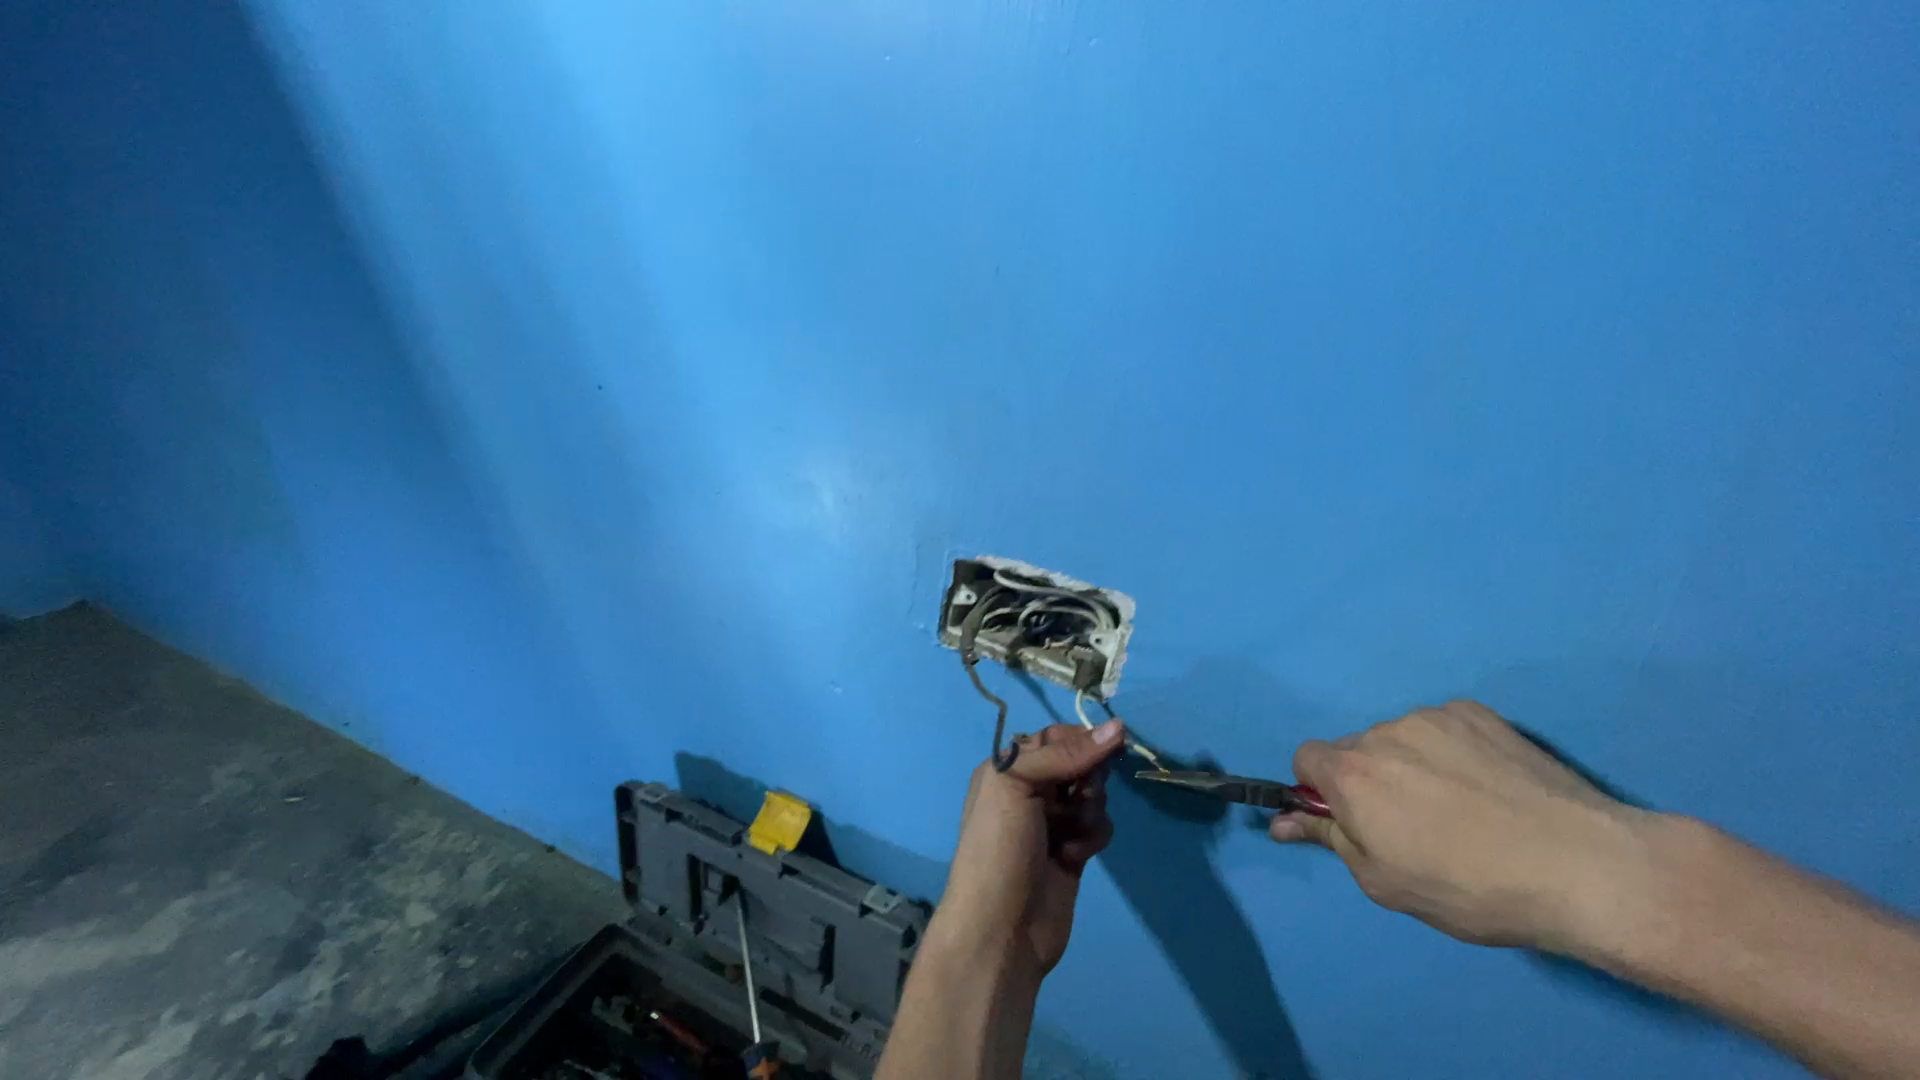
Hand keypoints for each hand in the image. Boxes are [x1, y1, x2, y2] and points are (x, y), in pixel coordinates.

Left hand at [930, 720, 1126, 978]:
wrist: (1001, 929)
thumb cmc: (999, 847)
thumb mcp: (1017, 785)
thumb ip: (1065, 753)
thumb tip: (1117, 727)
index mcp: (1007, 768)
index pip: (1054, 737)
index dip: (1082, 740)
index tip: (1109, 744)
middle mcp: (1028, 791)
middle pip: (1080, 764)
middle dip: (1089, 777)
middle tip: (1080, 795)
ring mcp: (1052, 823)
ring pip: (1093, 795)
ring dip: (1091, 809)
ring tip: (1072, 832)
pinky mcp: (1073, 851)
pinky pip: (1099, 826)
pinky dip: (1093, 835)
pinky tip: (1076, 854)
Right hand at [1272, 700, 1653, 951]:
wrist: (1584, 867)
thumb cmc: (1470, 887)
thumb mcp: (1383, 881)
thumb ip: (1329, 839)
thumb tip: (1282, 822)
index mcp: (1350, 773)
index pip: (1305, 758)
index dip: (1320, 790)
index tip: (1353, 820)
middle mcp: (1382, 732)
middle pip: (1354, 749)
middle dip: (1368, 780)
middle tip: (1413, 825)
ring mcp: (1433, 717)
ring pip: (1399, 739)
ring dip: (1409, 764)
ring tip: (1462, 807)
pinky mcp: (1478, 713)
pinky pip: (1442, 728)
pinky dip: (1449, 751)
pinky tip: (1489, 786)